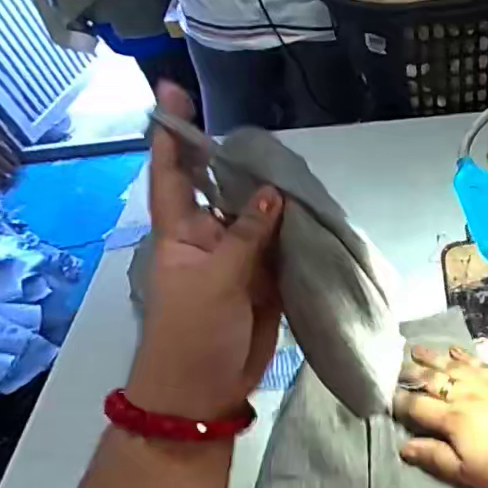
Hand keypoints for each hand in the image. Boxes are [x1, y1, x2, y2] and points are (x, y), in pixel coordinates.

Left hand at [127, 82, 282, 419]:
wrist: (205, 391)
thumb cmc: (192, 334)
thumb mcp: (214, 281)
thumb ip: (246, 236)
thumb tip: (271, 192)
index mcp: (181, 232)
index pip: (172, 174)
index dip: (171, 136)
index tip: (173, 95)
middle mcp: (210, 236)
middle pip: (223, 188)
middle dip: (239, 160)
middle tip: (267, 133)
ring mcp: (241, 257)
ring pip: (260, 215)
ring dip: (276, 195)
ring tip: (299, 166)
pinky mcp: (267, 277)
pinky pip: (284, 244)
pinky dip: (298, 229)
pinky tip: (315, 207)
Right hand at [394, 346, 487, 487]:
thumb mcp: (464, 472)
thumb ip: (433, 456)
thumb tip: (404, 446)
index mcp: (452, 418)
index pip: (417, 406)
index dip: (399, 401)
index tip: (384, 395)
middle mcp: (465, 394)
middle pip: (432, 379)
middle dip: (411, 373)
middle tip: (394, 367)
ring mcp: (485, 383)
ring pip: (452, 365)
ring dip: (432, 357)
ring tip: (416, 349)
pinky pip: (477, 362)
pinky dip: (463, 354)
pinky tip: (454, 349)